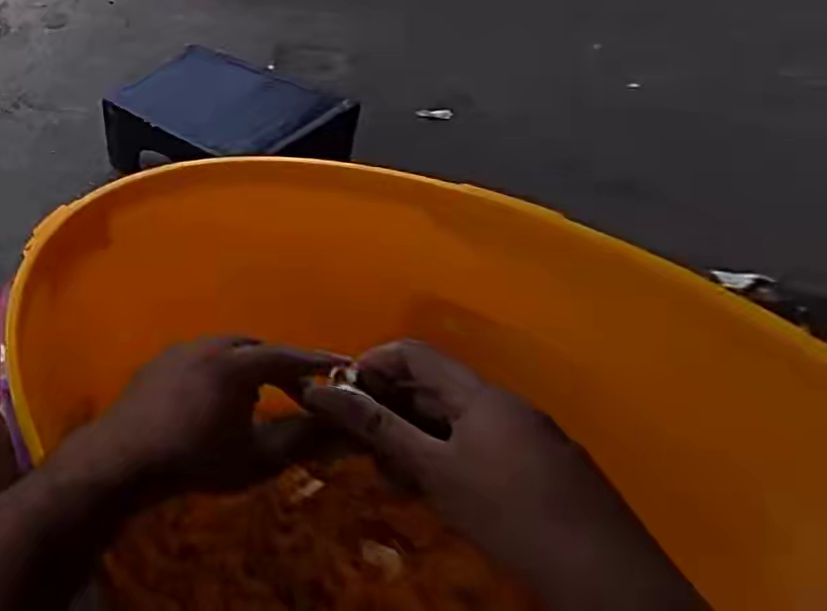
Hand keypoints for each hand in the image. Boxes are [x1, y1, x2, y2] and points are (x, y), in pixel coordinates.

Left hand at [66, 336, 340, 501]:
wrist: (127, 453)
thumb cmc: (198, 457)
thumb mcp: (260, 455)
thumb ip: (304, 438)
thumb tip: (346, 430)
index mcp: (232, 363)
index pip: (285, 355)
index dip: (318, 362)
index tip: (347, 368)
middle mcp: (203, 345)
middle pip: (252, 346)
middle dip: (282, 363)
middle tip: (307, 390)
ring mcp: (175, 350)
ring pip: (223, 348)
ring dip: (250, 365)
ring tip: (268, 393)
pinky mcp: (157, 362)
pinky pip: (200, 356)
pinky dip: (222, 368)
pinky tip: (224, 396)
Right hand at [300, 340, 706, 610]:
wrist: (621, 595)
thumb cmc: (513, 517)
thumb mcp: (433, 469)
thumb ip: (376, 425)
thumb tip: (318, 390)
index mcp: (484, 397)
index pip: (413, 352)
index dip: (371, 364)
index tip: (346, 396)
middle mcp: (511, 409)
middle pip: (433, 388)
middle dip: (389, 410)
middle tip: (363, 445)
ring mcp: (537, 443)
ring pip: (456, 423)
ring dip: (416, 441)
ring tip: (397, 480)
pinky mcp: (552, 476)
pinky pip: (484, 448)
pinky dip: (449, 459)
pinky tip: (439, 494)